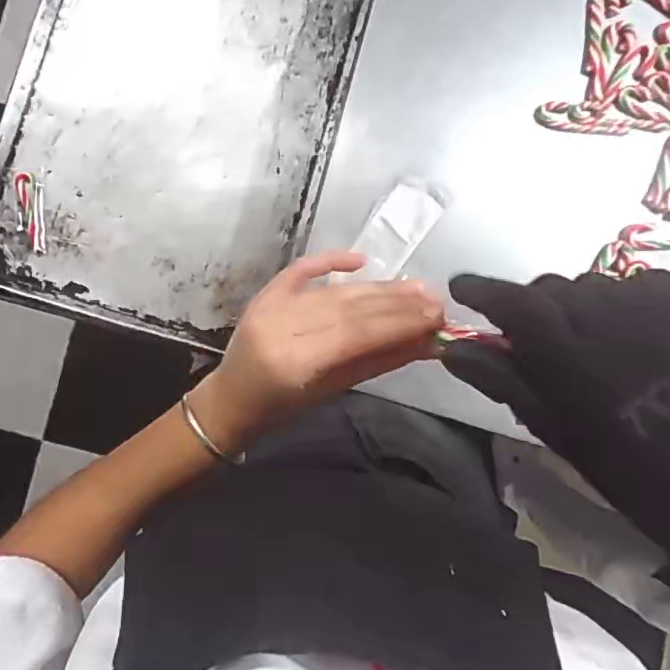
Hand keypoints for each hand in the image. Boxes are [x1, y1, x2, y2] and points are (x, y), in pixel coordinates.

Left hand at [188, 251, 443, 452]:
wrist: (231, 399)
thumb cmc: (282, 408)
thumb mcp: (331, 392)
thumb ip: (377, 363)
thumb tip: (426, 343)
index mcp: (294, 362)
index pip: (356, 334)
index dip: (400, 323)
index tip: (438, 317)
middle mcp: (280, 328)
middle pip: (348, 308)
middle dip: (396, 303)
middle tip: (435, 300)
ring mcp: (268, 307)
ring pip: (333, 292)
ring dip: (377, 288)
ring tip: (415, 288)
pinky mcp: (263, 294)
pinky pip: (301, 270)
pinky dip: (330, 261)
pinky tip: (361, 261)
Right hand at [441, 269, 669, 655]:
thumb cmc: (643, 482)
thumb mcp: (562, 437)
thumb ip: (506, 384)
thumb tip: (454, 350)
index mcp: (573, 357)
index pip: (514, 301)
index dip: (481, 289)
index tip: (460, 288)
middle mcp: (613, 318)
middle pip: (550, 288)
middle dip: (528, 307)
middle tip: (525, 342)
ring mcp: (661, 311)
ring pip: (592, 284)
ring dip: (572, 305)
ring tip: (578, 341)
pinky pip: (640, 285)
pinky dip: (619, 298)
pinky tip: (624, 328)